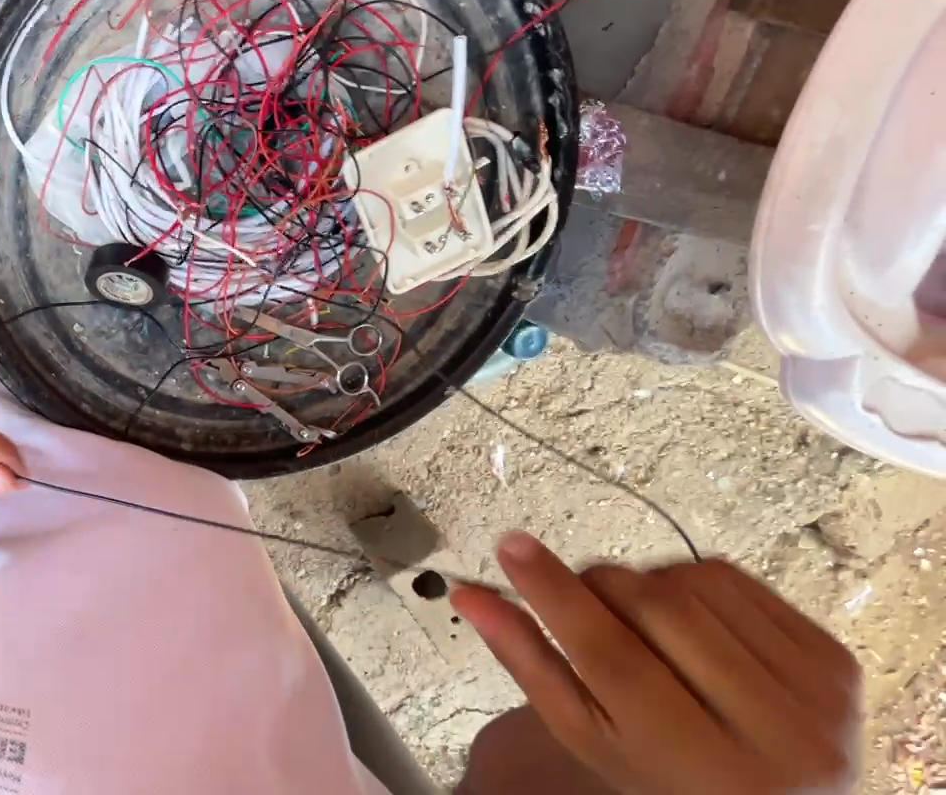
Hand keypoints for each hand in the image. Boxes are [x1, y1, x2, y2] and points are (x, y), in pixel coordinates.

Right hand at [452, 533, 861, 794]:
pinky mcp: (841, 662)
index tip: (510, 543)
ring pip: (689, 582)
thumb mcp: (582, 729)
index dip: (553, 592)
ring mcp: (820, 699)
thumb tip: (468, 592)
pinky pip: (733, 577)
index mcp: (696, 763)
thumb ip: (524, 658)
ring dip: (643, 583)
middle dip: (597, 584)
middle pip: (653, 607)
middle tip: (580, 598)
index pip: (610, 655)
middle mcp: (775, 737)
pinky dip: (688, 580)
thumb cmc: (657, 766)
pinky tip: (687, 620)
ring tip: (640, 621)